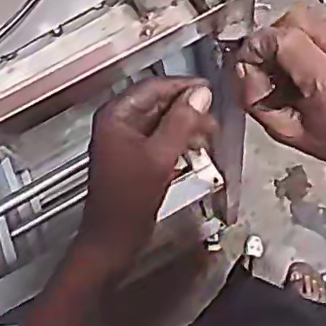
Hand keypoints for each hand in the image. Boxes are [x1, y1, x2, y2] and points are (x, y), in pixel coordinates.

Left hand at [79, 77, 215, 263]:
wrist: (114, 238)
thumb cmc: (128, 200)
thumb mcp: (161, 155)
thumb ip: (182, 122)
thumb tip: (200, 95)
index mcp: (116, 115)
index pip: (154, 86)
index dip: (183, 86)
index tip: (207, 90)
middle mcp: (117, 123)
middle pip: (158, 103)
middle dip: (187, 109)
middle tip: (211, 117)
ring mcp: (124, 140)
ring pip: (161, 121)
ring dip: (185, 125)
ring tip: (207, 135)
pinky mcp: (134, 157)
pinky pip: (159, 138)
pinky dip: (177, 140)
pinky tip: (193, 149)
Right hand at [236, 6, 325, 178]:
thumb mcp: (285, 131)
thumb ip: (255, 98)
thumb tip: (242, 66)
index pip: (285, 38)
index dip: (259, 45)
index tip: (250, 60)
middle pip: (296, 18)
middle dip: (273, 37)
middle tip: (270, 64)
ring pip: (308, 15)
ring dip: (291, 36)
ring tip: (292, 65)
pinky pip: (324, 22)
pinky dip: (308, 37)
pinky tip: (309, 62)